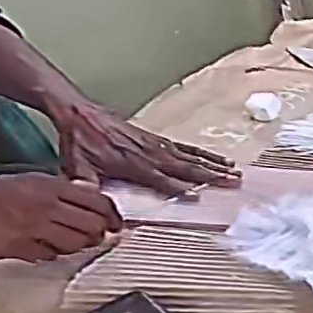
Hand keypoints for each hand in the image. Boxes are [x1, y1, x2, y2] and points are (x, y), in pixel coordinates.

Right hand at [0, 175, 121, 262]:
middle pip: (95, 224)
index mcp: (44, 184)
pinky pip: (49, 255)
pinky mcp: (14, 246)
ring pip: (78, 241)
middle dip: (98, 233)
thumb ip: (50, 192)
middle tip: (93, 238)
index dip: (112, 216)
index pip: (99, 200)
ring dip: (76, 246)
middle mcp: (42, 203)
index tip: (115, 224)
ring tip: (61, 244)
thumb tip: (83, 198)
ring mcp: (30, 225)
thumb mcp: (13, 183)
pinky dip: (49, 255)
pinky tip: (36, 250)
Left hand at [49, 98, 238, 196]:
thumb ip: (86, 183)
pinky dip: (207, 155)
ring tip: (235, 173)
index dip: (179, 189)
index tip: (198, 197)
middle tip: (233, 182)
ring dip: (216, 166)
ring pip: (195, 159)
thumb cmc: (81, 142)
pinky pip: (190, 149)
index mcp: (135, 166)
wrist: (81, 114)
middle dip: (212, 176)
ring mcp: (161, 147)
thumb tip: (89, 199)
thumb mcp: (76, 165)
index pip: (163, 181)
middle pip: (188, 169)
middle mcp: (153, 157)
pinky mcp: (163, 140)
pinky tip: (222, 159)